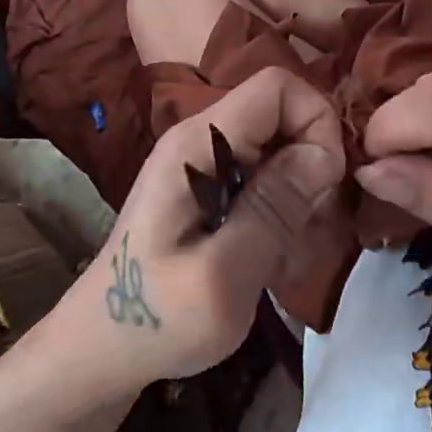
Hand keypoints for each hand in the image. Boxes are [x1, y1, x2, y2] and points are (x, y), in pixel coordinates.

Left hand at [50, 69, 344, 397]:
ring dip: (301, 201)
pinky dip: (282, 215)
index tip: (326, 188)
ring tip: (290, 259)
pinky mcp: (208, 190)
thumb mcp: (224, 273)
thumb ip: (273, 208)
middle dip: (313, 170)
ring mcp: (203, 164)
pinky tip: (274, 262)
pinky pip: (264, 181)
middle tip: (310, 233)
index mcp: (196, 145)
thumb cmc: (158, 317)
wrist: (105, 344)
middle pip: (283, 117)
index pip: (277, 87)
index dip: (316, 124)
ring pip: (280, 152)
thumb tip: (325, 152)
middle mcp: (200, 140)